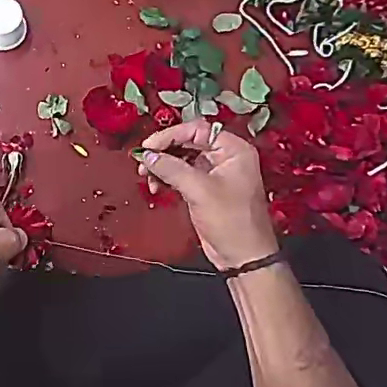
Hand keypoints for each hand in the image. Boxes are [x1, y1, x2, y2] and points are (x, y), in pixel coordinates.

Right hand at [136, 123, 279, 270]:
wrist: (243, 257)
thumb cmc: (232, 222)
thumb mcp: (200, 191)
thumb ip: (172, 169)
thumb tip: (147, 155)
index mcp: (234, 150)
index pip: (197, 130)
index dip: (170, 136)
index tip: (148, 146)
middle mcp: (226, 156)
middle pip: (188, 142)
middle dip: (164, 151)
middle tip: (143, 160)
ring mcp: (216, 172)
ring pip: (183, 158)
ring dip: (163, 165)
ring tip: (146, 175)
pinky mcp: (206, 188)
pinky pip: (182, 173)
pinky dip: (168, 177)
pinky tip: (156, 185)